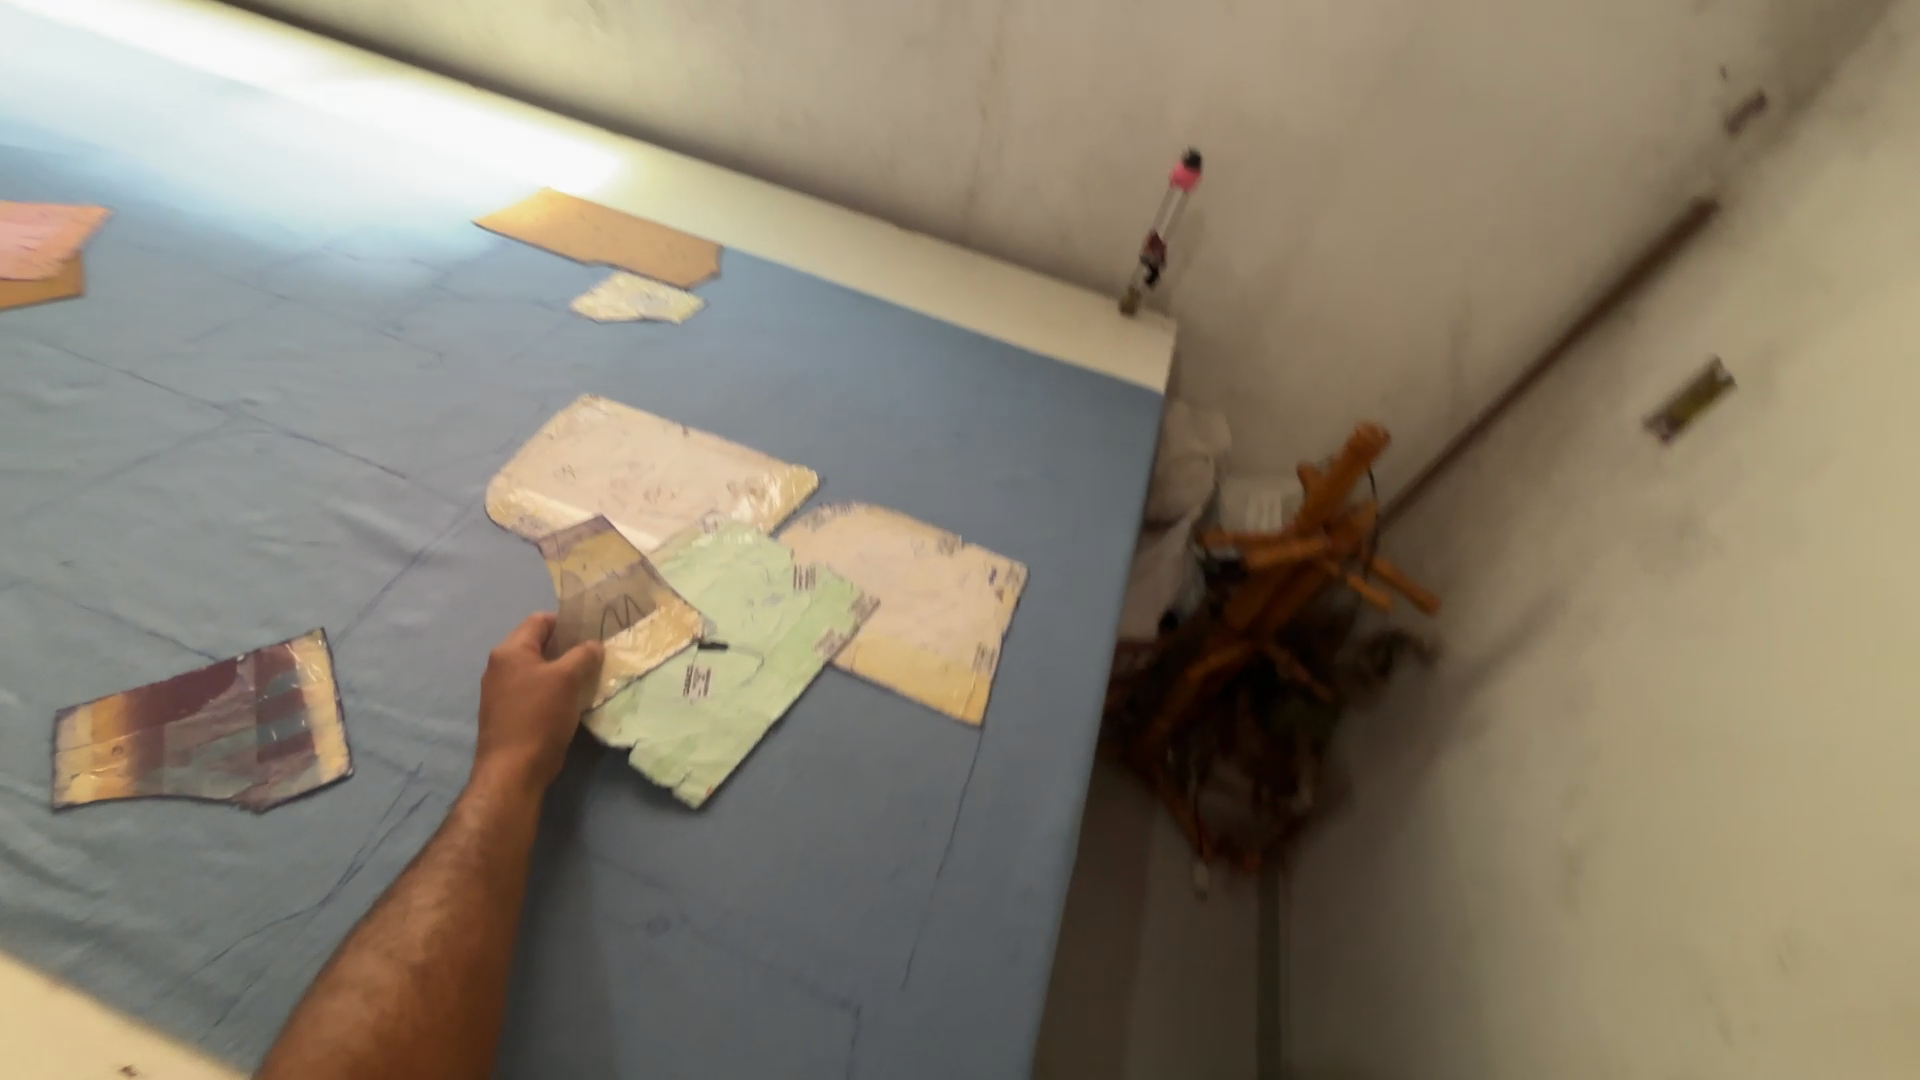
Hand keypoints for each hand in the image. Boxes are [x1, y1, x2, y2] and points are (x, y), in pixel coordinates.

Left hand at [471, 613, 604, 796]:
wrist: (514, 769)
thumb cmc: (540, 715)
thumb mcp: (568, 678)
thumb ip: (584, 654)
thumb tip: (594, 645)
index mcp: (510, 651)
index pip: (541, 620)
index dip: (568, 622)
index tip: (594, 632)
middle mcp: (500, 666)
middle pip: (540, 645)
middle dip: (569, 648)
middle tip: (596, 655)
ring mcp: (501, 691)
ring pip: (539, 669)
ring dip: (563, 671)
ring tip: (589, 678)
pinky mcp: (508, 712)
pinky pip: (535, 690)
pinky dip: (554, 690)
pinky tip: (572, 701)